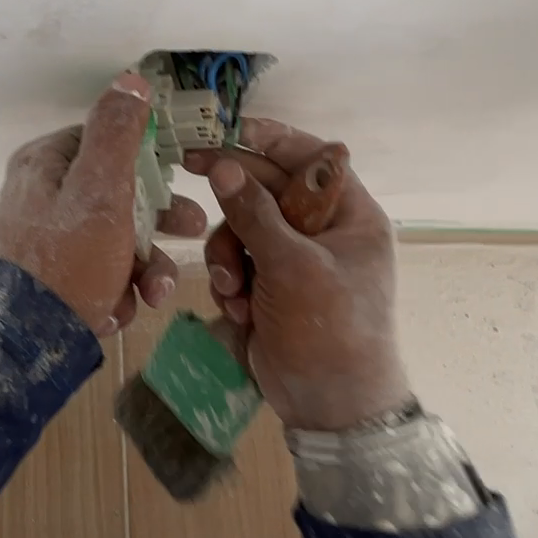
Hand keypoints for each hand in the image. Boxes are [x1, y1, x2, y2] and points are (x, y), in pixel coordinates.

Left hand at [0, 73, 207, 336]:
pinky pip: (100, 269)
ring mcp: (48, 237)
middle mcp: (43, 194)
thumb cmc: (69, 261)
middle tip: (193, 232)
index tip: (184, 176)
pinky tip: (117, 310)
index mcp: (46, 164)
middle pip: (118, 192)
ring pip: (115, 237)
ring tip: (154, 293)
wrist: (28, 347)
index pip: (108, 142)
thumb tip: (132, 78)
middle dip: (158, 221)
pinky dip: (116, 289)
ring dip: (143, 266)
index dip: (150, 158)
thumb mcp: (100, 191)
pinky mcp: (56, 275)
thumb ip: (117, 134)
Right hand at [182, 118, 412, 430]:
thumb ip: (255, 214)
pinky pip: (235, 260)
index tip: (225, 129)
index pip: (309, 158)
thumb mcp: (293, 267)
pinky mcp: (269, 283)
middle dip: (234, 201)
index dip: (268, 138)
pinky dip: (229, 280)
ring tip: (231, 288)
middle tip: (188, 165)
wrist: (331, 408)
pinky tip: (237, 308)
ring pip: (242, 227)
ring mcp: (293, 257)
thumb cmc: (329, 330)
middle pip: (266, 188)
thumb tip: (224, 166)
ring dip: (227, 255)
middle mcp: (322, 229)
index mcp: (349, 215)